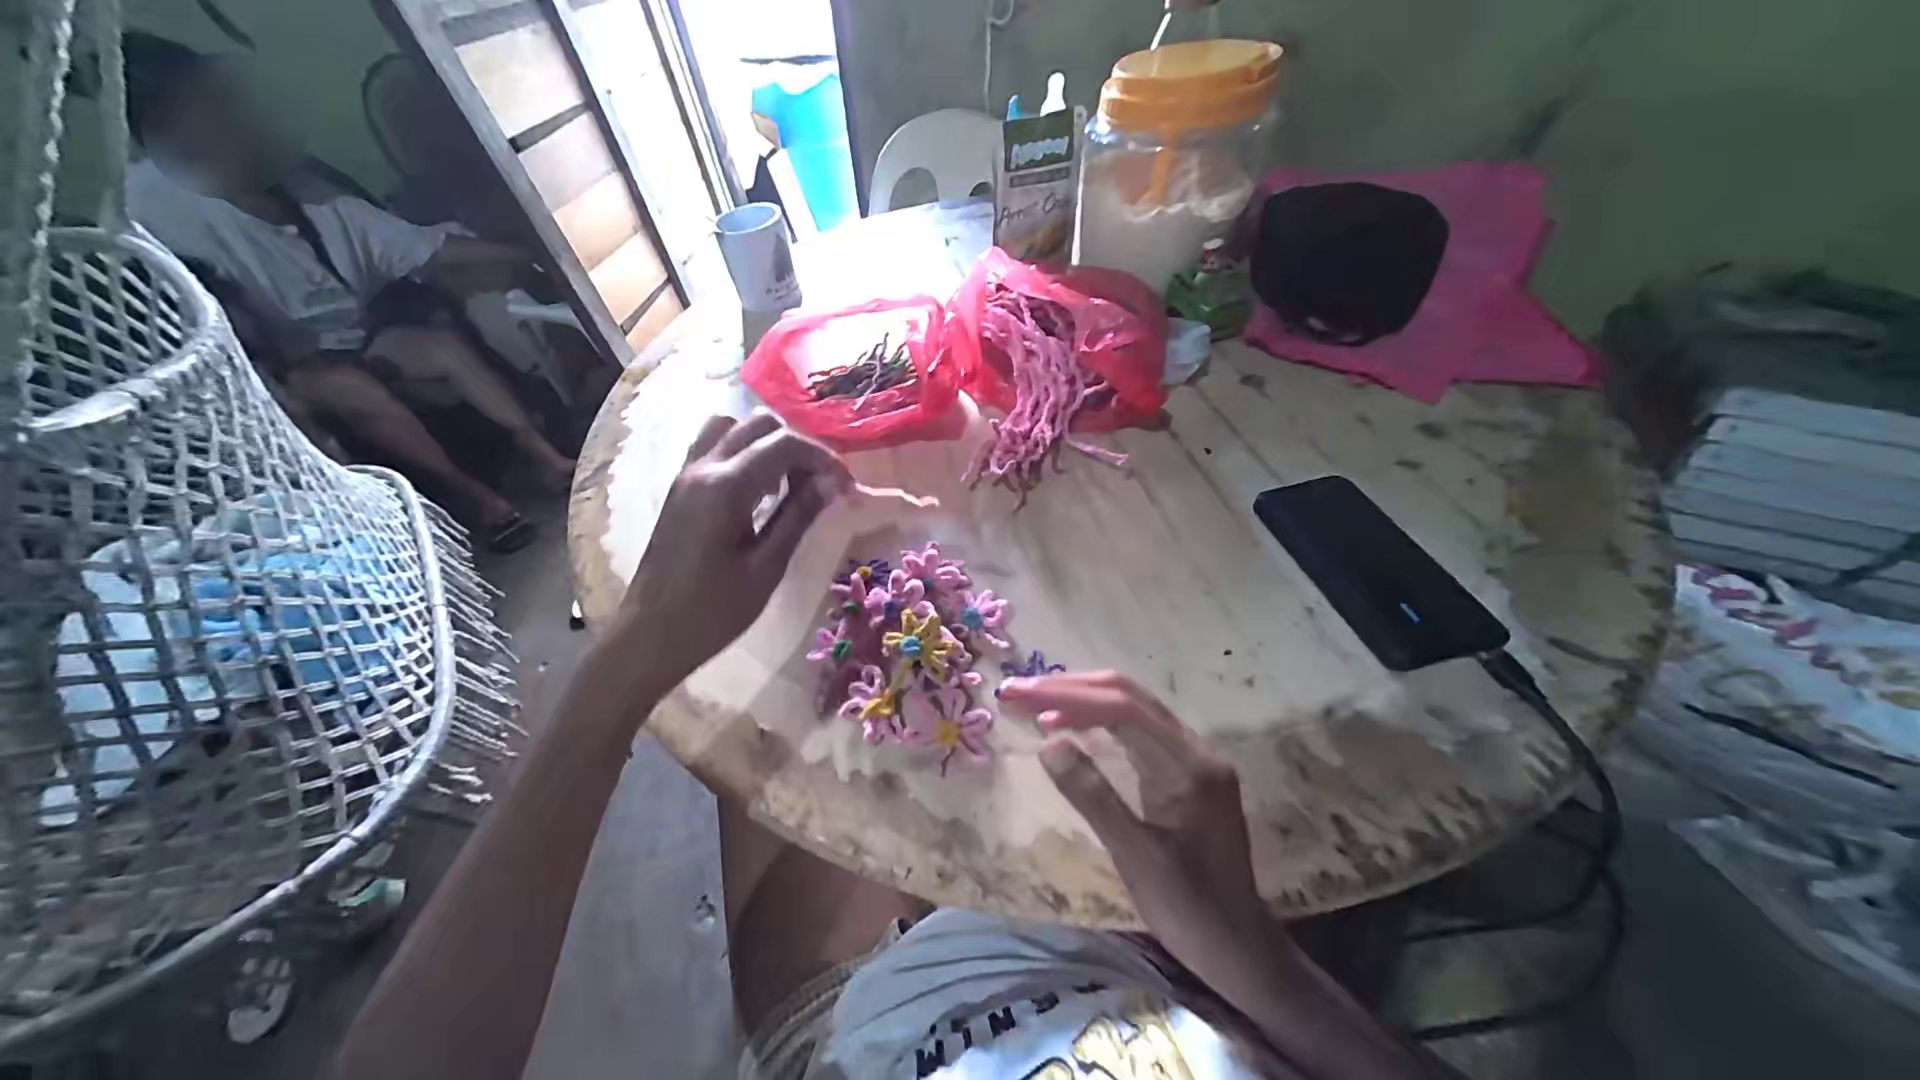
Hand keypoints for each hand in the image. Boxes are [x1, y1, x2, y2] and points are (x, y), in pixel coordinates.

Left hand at [607, 411, 849, 692]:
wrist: (651, 635)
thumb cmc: (713, 611)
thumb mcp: (767, 566)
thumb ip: (799, 515)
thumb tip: (833, 481)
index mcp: (725, 487)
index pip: (785, 445)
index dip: (824, 459)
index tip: (847, 487)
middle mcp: (703, 467)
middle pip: (760, 424)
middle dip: (799, 447)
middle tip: (821, 485)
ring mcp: (686, 474)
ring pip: (734, 427)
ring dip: (768, 444)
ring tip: (787, 483)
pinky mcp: (680, 487)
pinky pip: (715, 445)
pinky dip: (744, 452)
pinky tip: (759, 489)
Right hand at [998, 672, 1280, 983]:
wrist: (1240, 948)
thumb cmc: (1189, 908)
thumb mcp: (1135, 857)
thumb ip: (1093, 796)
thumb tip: (1048, 743)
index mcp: (1190, 764)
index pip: (1123, 708)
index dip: (1067, 695)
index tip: (1019, 694)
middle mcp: (1195, 748)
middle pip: (1128, 695)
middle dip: (1070, 687)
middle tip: (1018, 692)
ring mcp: (1192, 757)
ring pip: (1132, 707)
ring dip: (1082, 699)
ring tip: (1035, 703)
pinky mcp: (1184, 770)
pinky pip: (1137, 729)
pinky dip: (1098, 720)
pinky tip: (1070, 727)